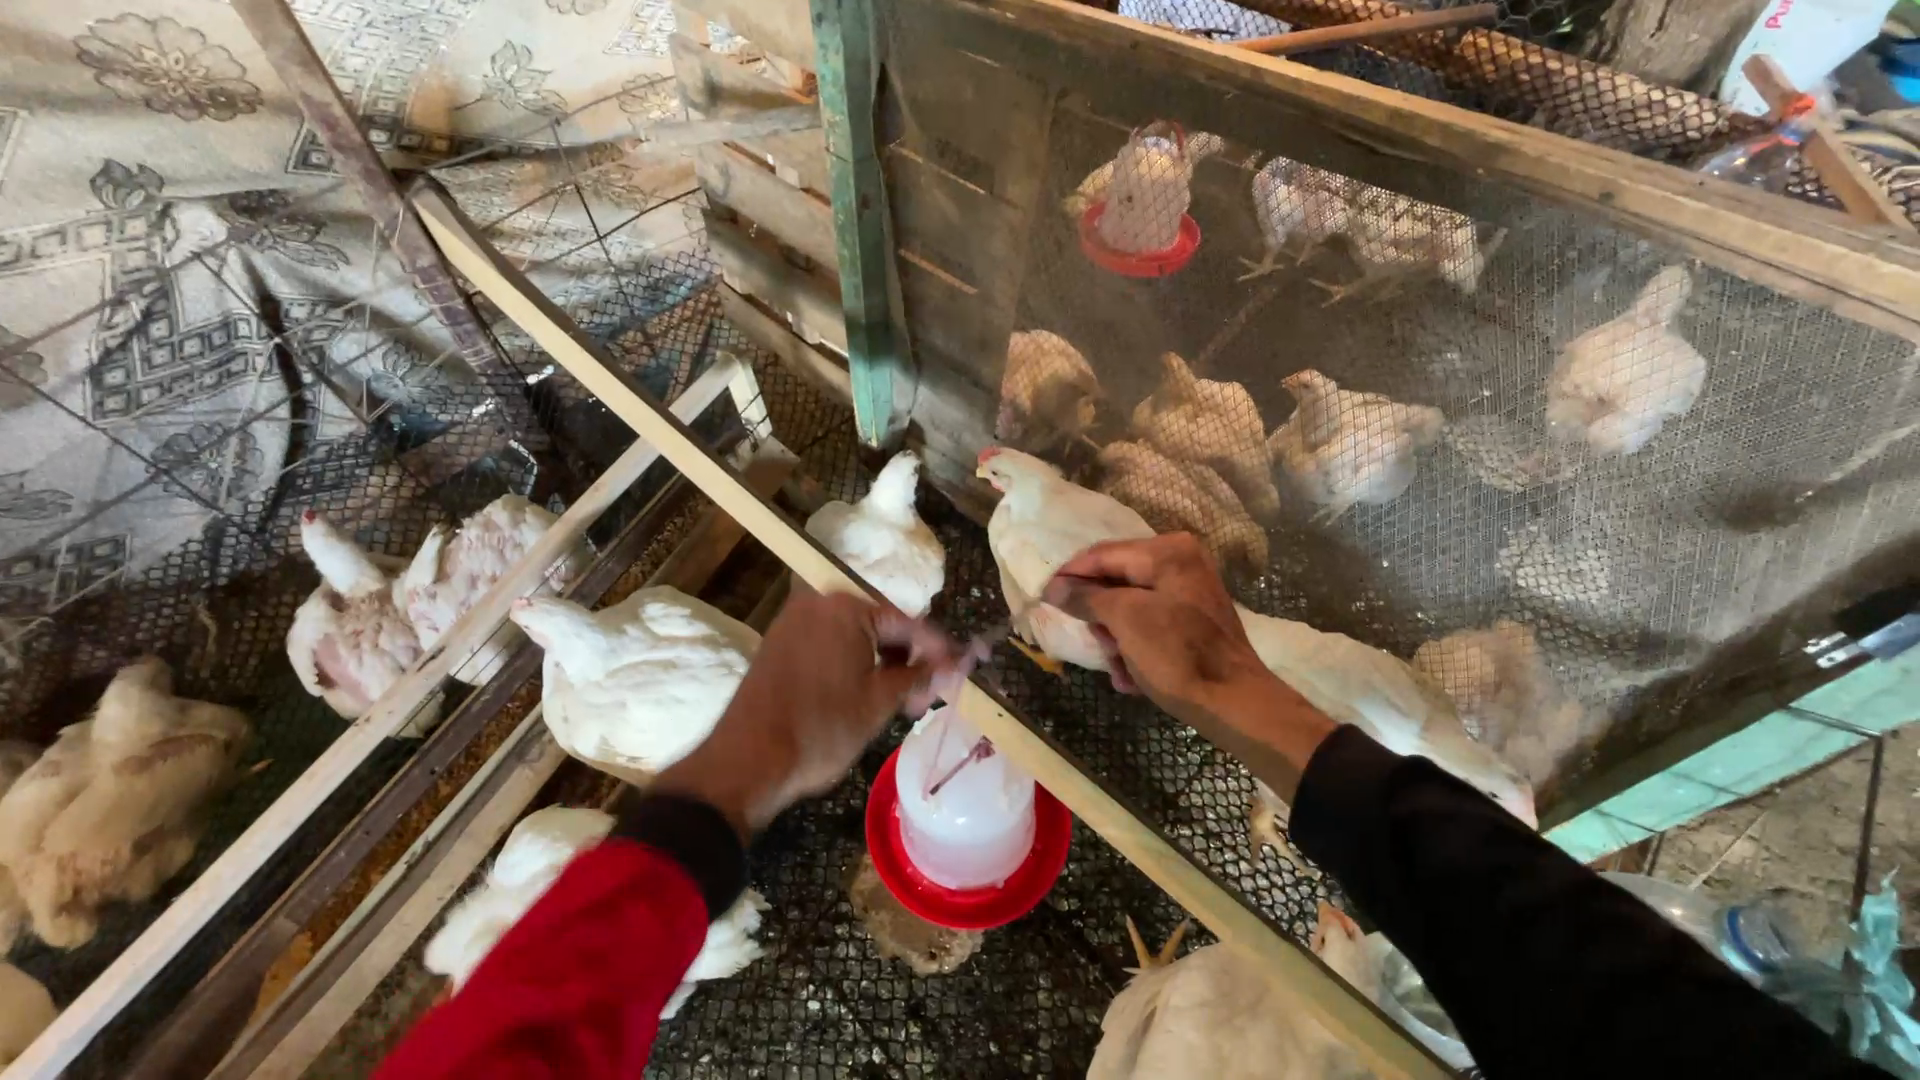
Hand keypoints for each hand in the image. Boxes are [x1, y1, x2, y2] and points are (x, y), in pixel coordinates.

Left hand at [652, 587, 982, 835]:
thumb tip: (955, 663)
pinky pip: (830, 648)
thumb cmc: (821, 729)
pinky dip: (854, 667)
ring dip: (883, 666)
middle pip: (880, 626)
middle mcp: (816, 603)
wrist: (747, 763)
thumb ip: (921, 674)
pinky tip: (869, 697)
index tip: (963, 670)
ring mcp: (793, 624)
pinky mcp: (780, 647)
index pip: (907, 622)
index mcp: (844, 605)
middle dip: (909, 660)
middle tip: (929, 697)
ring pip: (855, 639)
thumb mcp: (880, 701)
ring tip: (903, 704)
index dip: (938, 650)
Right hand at [1041, 534, 1334, 798]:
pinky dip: (1137, 650)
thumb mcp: (1125, 620)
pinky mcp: (1194, 625)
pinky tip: (1132, 678)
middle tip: (1092, 641)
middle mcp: (1181, 564)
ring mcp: (1189, 595)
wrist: (1234, 703)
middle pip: (1116, 583)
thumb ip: (1086, 597)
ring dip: (1116, 641)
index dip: (1070, 576)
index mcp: (1167, 552)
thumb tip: (1053, 587)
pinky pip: (1151, 627)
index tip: (1043, 597)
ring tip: (1116, 667)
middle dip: (1100, 617)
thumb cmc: (1177, 654)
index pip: (1102, 554)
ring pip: (1131, 609)